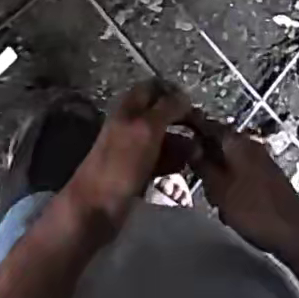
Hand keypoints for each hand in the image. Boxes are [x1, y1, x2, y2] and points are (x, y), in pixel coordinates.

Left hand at [59, 80, 193, 229]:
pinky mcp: (136, 173)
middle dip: (183, 121)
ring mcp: (133, 149)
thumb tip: (185, 96)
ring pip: (163, 138)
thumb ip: (167, 108)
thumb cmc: (120, 164)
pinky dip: (174, 162)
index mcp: (129, 107)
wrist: (94, 210)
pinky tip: (187, 168)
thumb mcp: (146, 129)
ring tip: (199, 155)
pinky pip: (160, 161)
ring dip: (182, 144)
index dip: (175, 93)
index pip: (154, 88)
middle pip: (161, 114)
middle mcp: (131, 124)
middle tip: (204, 132)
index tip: (196, 106)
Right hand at [189, 114, 298, 259]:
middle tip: (185, 165)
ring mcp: (260, 158)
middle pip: (218, 139)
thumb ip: (202, 165)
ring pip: (229, 156)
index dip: (190, 124)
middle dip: (202, 150)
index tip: (172, 128)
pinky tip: (225, 197)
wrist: (296, 232)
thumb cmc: (254, 210)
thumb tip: (189, 143)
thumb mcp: (220, 189)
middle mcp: (249, 143)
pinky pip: (240, 168)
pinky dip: (228, 178)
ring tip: (205, 188)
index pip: (208, 123)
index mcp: (236, 141)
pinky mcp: (267, 175)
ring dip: (215, 167)